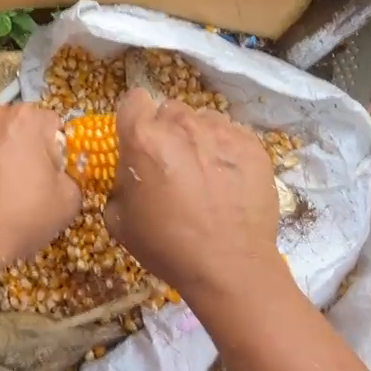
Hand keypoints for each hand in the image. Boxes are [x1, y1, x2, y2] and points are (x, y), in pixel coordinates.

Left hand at [0, 101, 79, 264]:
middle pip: (20, 124)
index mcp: (27, 117)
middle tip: (23, 180)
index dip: (55, 150)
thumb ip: (72, 173)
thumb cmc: (21, 216)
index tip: (48, 175)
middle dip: (25, 145)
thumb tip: (60, 169)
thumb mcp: (68, 200)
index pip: (52, 124)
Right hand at [105, 88, 283, 296]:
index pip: (134, 99)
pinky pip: (232, 133)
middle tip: (174, 163)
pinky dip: (227, 149)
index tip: (141, 139)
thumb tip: (128, 173)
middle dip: (168, 131)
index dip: (136, 117)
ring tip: (206, 171)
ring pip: (202, 119)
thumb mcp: (120, 219)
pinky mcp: (251, 144)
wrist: (231, 270)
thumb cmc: (168, 247)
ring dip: (199, 138)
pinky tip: (229, 178)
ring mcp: (220, 131)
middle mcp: (180, 124)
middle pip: (169, 110)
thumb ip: (118, 182)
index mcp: (143, 136)